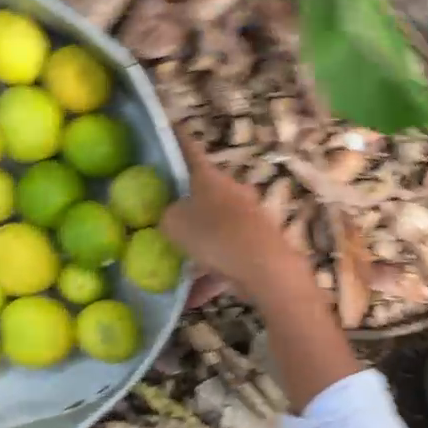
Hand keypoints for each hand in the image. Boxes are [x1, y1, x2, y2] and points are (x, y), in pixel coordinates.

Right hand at [160, 138, 309, 305]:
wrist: (266, 269)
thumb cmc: (214, 236)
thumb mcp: (173, 224)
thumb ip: (165, 217)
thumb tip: (167, 217)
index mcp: (210, 177)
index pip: (186, 147)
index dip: (172, 137)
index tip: (164, 127)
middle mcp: (232, 192)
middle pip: (202, 193)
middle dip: (183, 206)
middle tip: (160, 217)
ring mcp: (248, 221)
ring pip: (215, 232)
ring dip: (195, 251)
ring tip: (174, 271)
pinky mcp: (258, 248)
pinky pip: (226, 261)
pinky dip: (210, 278)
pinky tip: (193, 300)